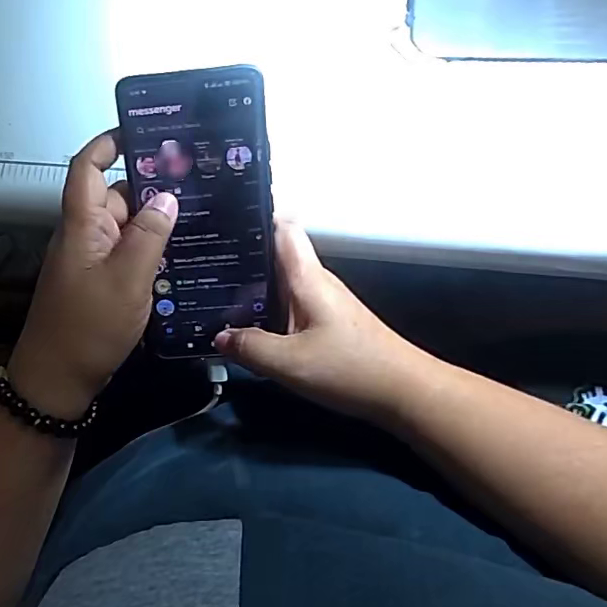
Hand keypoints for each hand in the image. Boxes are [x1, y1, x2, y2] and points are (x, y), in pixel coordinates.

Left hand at [7, 132, 176, 418]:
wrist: (58, 379)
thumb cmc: (89, 326)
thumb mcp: (127, 279)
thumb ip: (149, 235)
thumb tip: (168, 197)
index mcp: (82, 224)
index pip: (88, 168)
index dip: (109, 144)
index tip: (143, 131)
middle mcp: (86, 235)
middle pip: (116, 195)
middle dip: (151, 184)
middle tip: (196, 179)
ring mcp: (94, 260)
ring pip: (128, 226)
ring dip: (157, 219)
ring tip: (201, 211)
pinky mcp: (103, 282)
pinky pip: (129, 253)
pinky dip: (153, 247)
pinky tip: (183, 251)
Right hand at [213, 220, 433, 422]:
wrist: (403, 391)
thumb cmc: (354, 368)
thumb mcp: (290, 363)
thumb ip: (250, 348)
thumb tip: (221, 337)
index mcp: (308, 278)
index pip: (282, 227)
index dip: (254, 214)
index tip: (223, 215)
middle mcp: (316, 283)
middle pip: (274, 256)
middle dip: (242, 257)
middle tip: (204, 263)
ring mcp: (323, 303)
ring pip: (280, 284)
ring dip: (252, 288)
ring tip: (213, 295)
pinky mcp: (326, 323)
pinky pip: (289, 308)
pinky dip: (267, 312)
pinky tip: (248, 329)